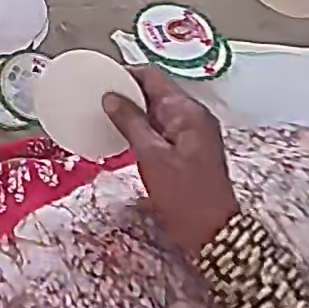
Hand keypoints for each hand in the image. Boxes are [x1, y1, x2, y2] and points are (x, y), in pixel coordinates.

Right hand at [101, 66, 239, 255]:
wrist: (212, 233)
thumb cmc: (183, 194)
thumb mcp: (151, 155)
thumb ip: (130, 122)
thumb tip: (110, 96)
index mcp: (187, 111)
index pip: (152, 77)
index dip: (125, 74)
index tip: (99, 79)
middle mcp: (192, 116)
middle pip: (155, 91)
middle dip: (127, 92)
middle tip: (96, 98)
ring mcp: (192, 133)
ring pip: (156, 110)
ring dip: (133, 111)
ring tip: (104, 115)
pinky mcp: (187, 148)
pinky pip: (160, 127)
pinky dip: (141, 126)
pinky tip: (122, 135)